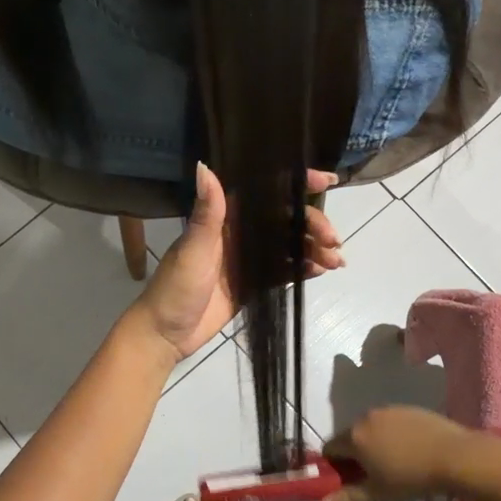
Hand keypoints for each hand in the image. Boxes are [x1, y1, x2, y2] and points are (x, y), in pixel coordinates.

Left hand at [126, 162, 345, 362]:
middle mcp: (237, 234)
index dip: (296, 184)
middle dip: (312, 225)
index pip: (264, 192)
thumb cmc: (174, 288)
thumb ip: (206, 212)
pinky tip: (321, 271)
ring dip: (312, 248)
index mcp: (222, 219)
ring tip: (336, 260)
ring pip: (287, 245)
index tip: (327, 182)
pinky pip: (281, 271)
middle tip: (334, 239)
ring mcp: (245, 260)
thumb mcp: (192, 249)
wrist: (163, 334)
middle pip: (283, 220)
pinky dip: (302, 269)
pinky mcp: (250, 285)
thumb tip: (205, 166)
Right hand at [323, 406, 482, 500]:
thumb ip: (347, 498)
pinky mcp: (408, 407)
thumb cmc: (411, 478)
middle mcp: (365, 417)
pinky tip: (411, 450)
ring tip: (395, 462)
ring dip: (373, 443)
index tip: (349, 481)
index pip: (329, 449)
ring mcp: (388, 409)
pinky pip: (390, 421)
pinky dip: (392, 434)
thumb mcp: (377, 494)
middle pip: (349, 437)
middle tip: (373, 475)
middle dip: (354, 455)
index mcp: (353, 436)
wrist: (457, 456)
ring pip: (370, 428)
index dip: (334, 467)